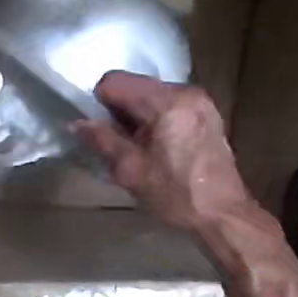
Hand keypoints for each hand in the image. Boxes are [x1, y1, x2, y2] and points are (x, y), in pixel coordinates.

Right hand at [75, 72, 260, 231]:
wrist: (223, 215)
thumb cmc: (175, 194)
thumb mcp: (129, 170)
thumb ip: (101, 139)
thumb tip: (74, 123)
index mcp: (166, 102)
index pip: (115, 81)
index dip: (98, 103)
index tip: (100, 130)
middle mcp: (185, 92)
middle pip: (134, 85)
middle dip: (118, 109)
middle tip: (116, 142)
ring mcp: (199, 100)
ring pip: (149, 94)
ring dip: (135, 114)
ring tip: (136, 146)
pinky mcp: (206, 112)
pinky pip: (167, 103)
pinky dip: (154, 117)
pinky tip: (156, 145)